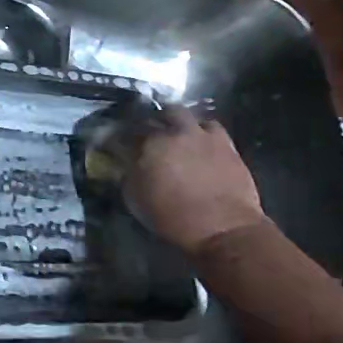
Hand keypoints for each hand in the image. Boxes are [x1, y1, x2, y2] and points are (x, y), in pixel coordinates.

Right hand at [124, 107, 267, 256]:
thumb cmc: (171, 216)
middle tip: (146, 134)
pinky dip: (201, 131)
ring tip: (175, 133)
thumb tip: (122, 161)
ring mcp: (202, 136)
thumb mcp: (134, 197)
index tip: (115, 145)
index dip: (118, 138)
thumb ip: (126, 172)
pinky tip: (199, 142)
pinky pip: (211, 127)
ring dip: (176, 121)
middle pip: (157, 114)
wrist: (223, 229)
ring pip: (185, 115)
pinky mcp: (226, 145)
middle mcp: (174, 133)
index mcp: (147, 144)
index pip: (125, 131)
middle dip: (149, 121)